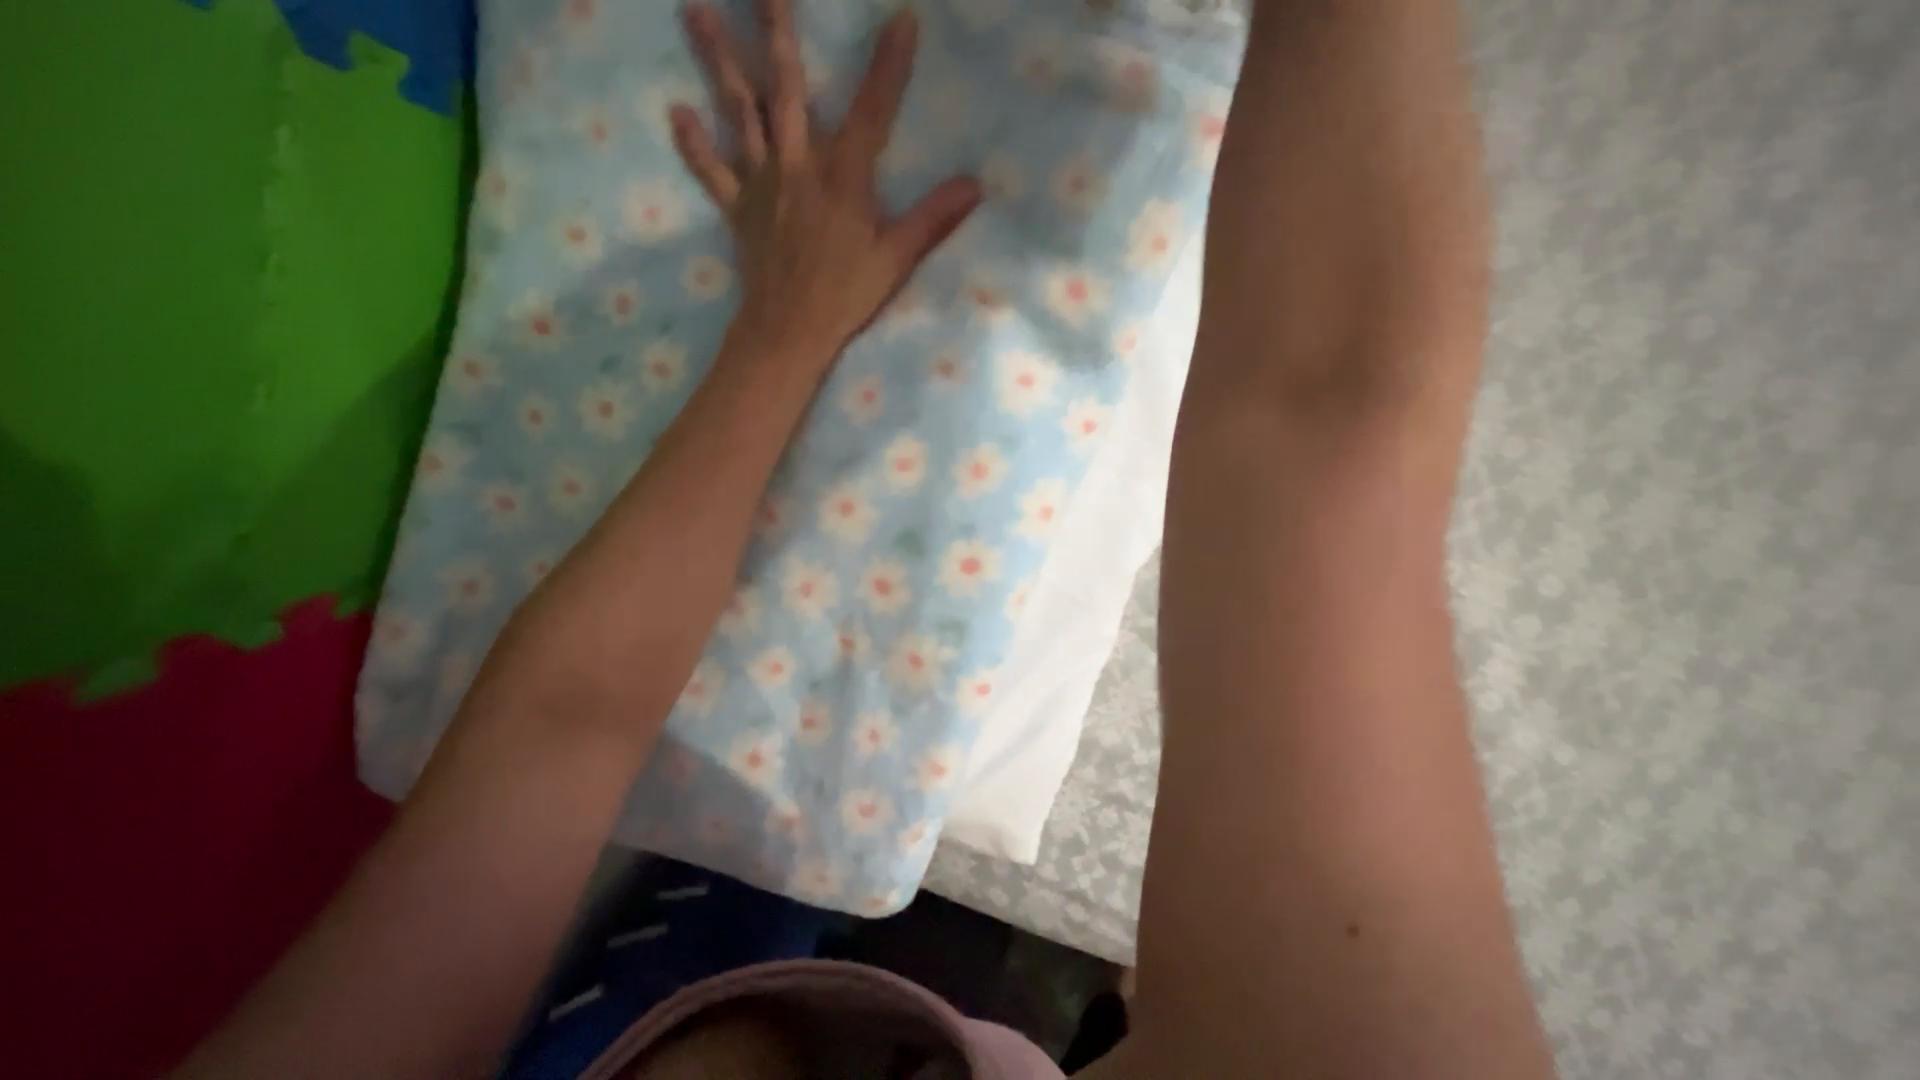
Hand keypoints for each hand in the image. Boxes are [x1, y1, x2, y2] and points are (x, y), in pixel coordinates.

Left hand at [672, 0, 980, 365]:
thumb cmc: (845, 297)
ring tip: (696, 11)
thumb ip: (933, 219)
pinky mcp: (737, 208)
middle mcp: (797, 167)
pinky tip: (676, 113)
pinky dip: (693, 145)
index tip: (902, 20)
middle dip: (775, 32)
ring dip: (718, 61)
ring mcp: (762, 184)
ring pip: (738, 113)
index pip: (872, 111)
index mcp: (842, 178)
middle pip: (784, 89)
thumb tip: (976, 186)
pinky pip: (711, 171)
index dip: (889, 66)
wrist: (788, 331)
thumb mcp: (896, 260)